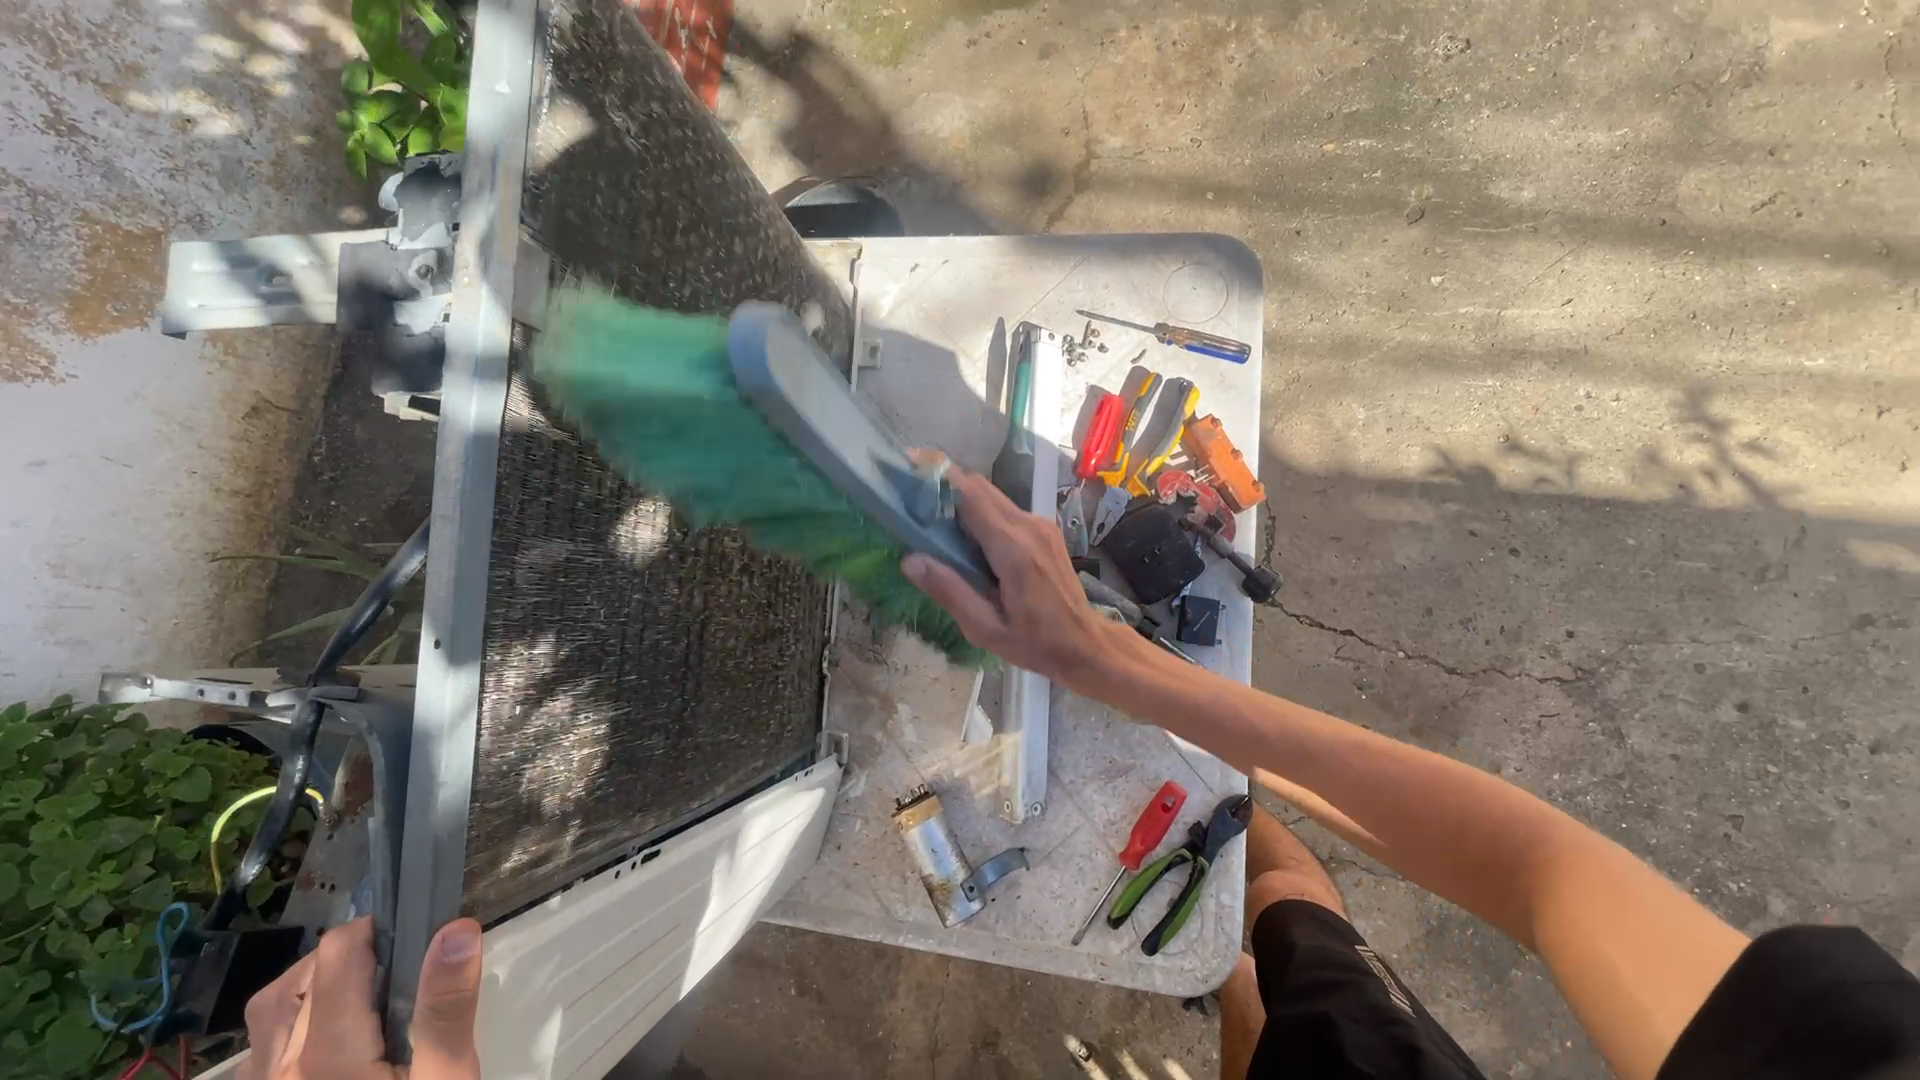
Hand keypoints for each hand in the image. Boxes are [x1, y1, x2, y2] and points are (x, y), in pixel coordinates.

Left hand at [241, 916, 482, 1079]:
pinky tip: (335, 1037)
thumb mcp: (449, 1077)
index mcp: (327, 1059)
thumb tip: (456, 929)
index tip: (420, 934)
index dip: (378, 929)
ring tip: (368, 993)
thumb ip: (446, 1007)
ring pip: (272, 1010)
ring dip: (316, 984)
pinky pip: (263, 1047)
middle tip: (403, 966)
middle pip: (301, 978)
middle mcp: (279, 1071)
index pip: (337, 956)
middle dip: (352, 956)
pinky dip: (297, 1022)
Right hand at [901, 459, 1133, 689]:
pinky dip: (979, 513)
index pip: (970, 494)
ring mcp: (1040, 525)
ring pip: (992, 496)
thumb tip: (910, 560)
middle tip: (910, 495)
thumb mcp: (985, 628)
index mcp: (1013, 548)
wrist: (1085, 644)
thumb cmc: (1035, 643)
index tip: (908, 468)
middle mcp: (1029, 526)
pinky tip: (963, 536)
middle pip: (980, 487)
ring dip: (961, 499)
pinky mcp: (1044, 530)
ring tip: (930, 517)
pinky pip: (1005, 510)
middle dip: (944, 484)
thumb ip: (949, 591)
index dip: (938, 477)